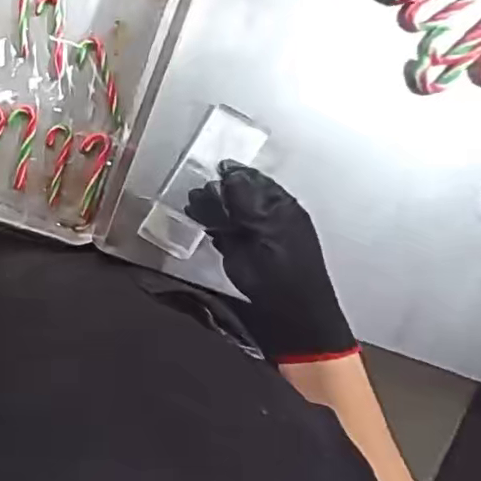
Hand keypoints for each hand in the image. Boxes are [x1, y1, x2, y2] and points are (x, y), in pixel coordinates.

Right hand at [186, 162, 356, 362]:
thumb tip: (228, 173)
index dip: (232, 173)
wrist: (288, 312)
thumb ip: (244, 200)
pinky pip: (222, 229)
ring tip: (192, 202)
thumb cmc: (281, 270)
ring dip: (210, 206)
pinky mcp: (238, 251)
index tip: (211, 168)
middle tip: (196, 188)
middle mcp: (267, 216)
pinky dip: (209, 222)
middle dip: (218, 190)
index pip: (252, 180)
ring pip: (228, 212)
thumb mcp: (264, 227)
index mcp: (280, 206)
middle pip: (238, 194)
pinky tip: (198, 218)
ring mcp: (252, 234)